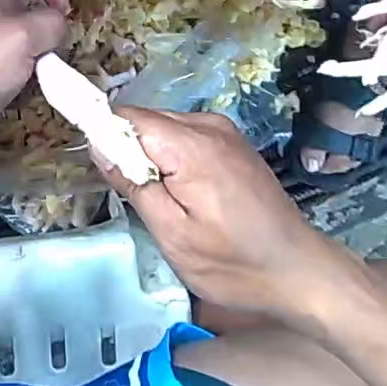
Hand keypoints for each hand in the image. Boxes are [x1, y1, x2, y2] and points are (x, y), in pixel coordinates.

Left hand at [0, 0, 70, 151]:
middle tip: (53, 50)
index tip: (64, 14)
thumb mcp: (30, 32)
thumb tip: (58, 28)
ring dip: (37, 59)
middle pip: (29, 9)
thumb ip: (55, 22)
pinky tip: (19, 93)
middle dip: (47, 30)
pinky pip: (9, 65)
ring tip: (36, 77)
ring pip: (23, 42)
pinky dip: (20, 77)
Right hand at [96, 108, 365, 323]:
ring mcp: (224, 131)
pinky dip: (172, 157)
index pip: (129, 116)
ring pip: (165, 128)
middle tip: (130, 195)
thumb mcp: (173, 234)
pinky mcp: (232, 143)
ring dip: (150, 155)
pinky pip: (186, 137)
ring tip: (159, 200)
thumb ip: (135, 184)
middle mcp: (209, 125)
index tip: (89, 160)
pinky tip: (181, 193)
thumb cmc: (233, 262)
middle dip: (128, 149)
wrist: (297, 269)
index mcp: (192, 144)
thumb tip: (99, 146)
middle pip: (147, 120)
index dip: (102, 132)